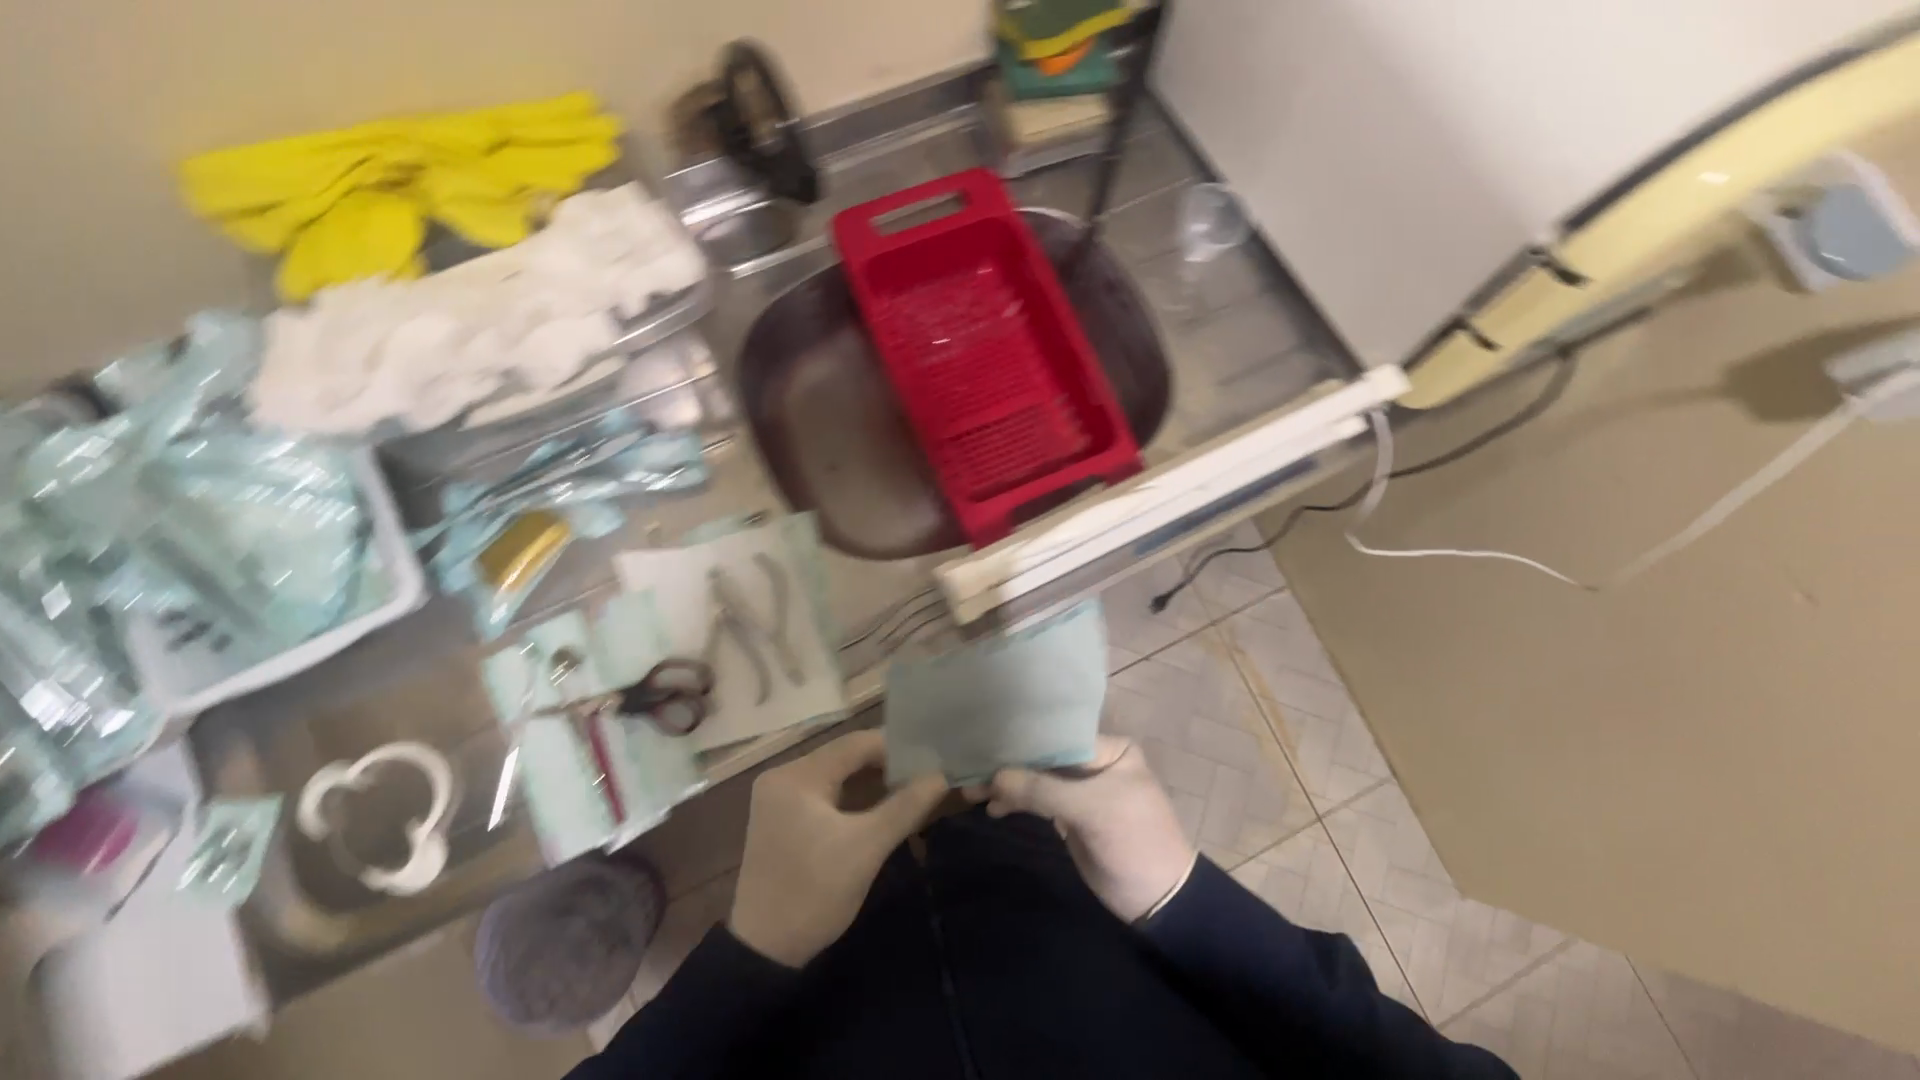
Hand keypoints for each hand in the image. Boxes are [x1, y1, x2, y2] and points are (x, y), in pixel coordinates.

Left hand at [728, 731, 947, 967]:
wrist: (764, 949)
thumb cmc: (815, 893)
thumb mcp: (867, 848)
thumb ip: (906, 806)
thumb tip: (942, 775)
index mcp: (797, 776)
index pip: (855, 743)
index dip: (897, 747)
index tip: (933, 758)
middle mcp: (783, 776)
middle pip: (844, 757)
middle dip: (887, 765)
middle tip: (929, 774)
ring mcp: (779, 798)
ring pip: (836, 776)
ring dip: (872, 782)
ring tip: (914, 788)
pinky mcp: (782, 819)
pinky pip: (825, 795)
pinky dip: (853, 798)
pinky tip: (882, 807)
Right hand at [969, 736, 1195, 922]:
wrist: (1158, 899)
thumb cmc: (1134, 841)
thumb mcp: (1091, 809)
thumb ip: (1043, 790)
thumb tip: (994, 776)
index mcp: (1111, 749)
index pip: (1058, 735)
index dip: (1022, 742)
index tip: (984, 747)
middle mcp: (1096, 763)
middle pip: (1045, 758)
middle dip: (1010, 766)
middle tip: (971, 776)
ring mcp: (1083, 790)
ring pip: (1038, 780)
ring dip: (1008, 786)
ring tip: (974, 795)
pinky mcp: (1072, 816)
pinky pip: (1039, 801)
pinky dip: (1016, 802)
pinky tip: (994, 807)